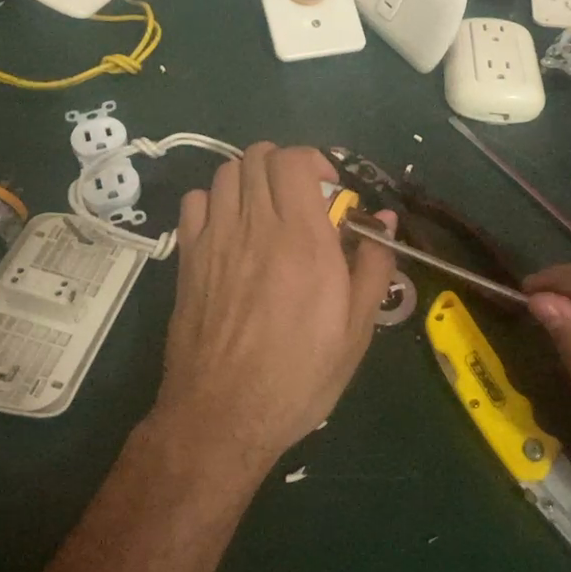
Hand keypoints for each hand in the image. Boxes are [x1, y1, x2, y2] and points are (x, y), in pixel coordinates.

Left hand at [150, 143, 396, 467]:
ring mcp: (215, 239)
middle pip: (259, 156)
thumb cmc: (298, 377)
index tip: (329, 191)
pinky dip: (215, 200)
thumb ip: (373, 267)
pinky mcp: (188, 258)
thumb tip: (382, 222)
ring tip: (266, 209)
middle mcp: (256, 226)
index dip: (313, 161)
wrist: (223, 415)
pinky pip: (195, 201)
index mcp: (303, 239)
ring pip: (226, 171)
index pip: (294, 160)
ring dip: (251, 178)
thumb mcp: (355, 331)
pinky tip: (229, 227)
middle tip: (301, 198)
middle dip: (284, 165)